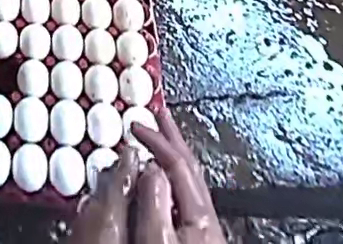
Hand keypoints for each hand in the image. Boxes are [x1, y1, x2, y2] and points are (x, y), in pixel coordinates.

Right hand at [129, 106, 222, 243]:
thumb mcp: (158, 241)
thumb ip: (153, 203)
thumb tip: (148, 166)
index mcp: (200, 216)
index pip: (178, 164)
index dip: (156, 139)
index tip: (135, 124)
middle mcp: (207, 220)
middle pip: (189, 166)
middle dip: (171, 136)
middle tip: (158, 112)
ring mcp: (206, 232)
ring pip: (189, 181)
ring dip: (171, 154)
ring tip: (159, 139)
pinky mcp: (200, 242)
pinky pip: (183, 196)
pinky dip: (170, 176)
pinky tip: (160, 182)